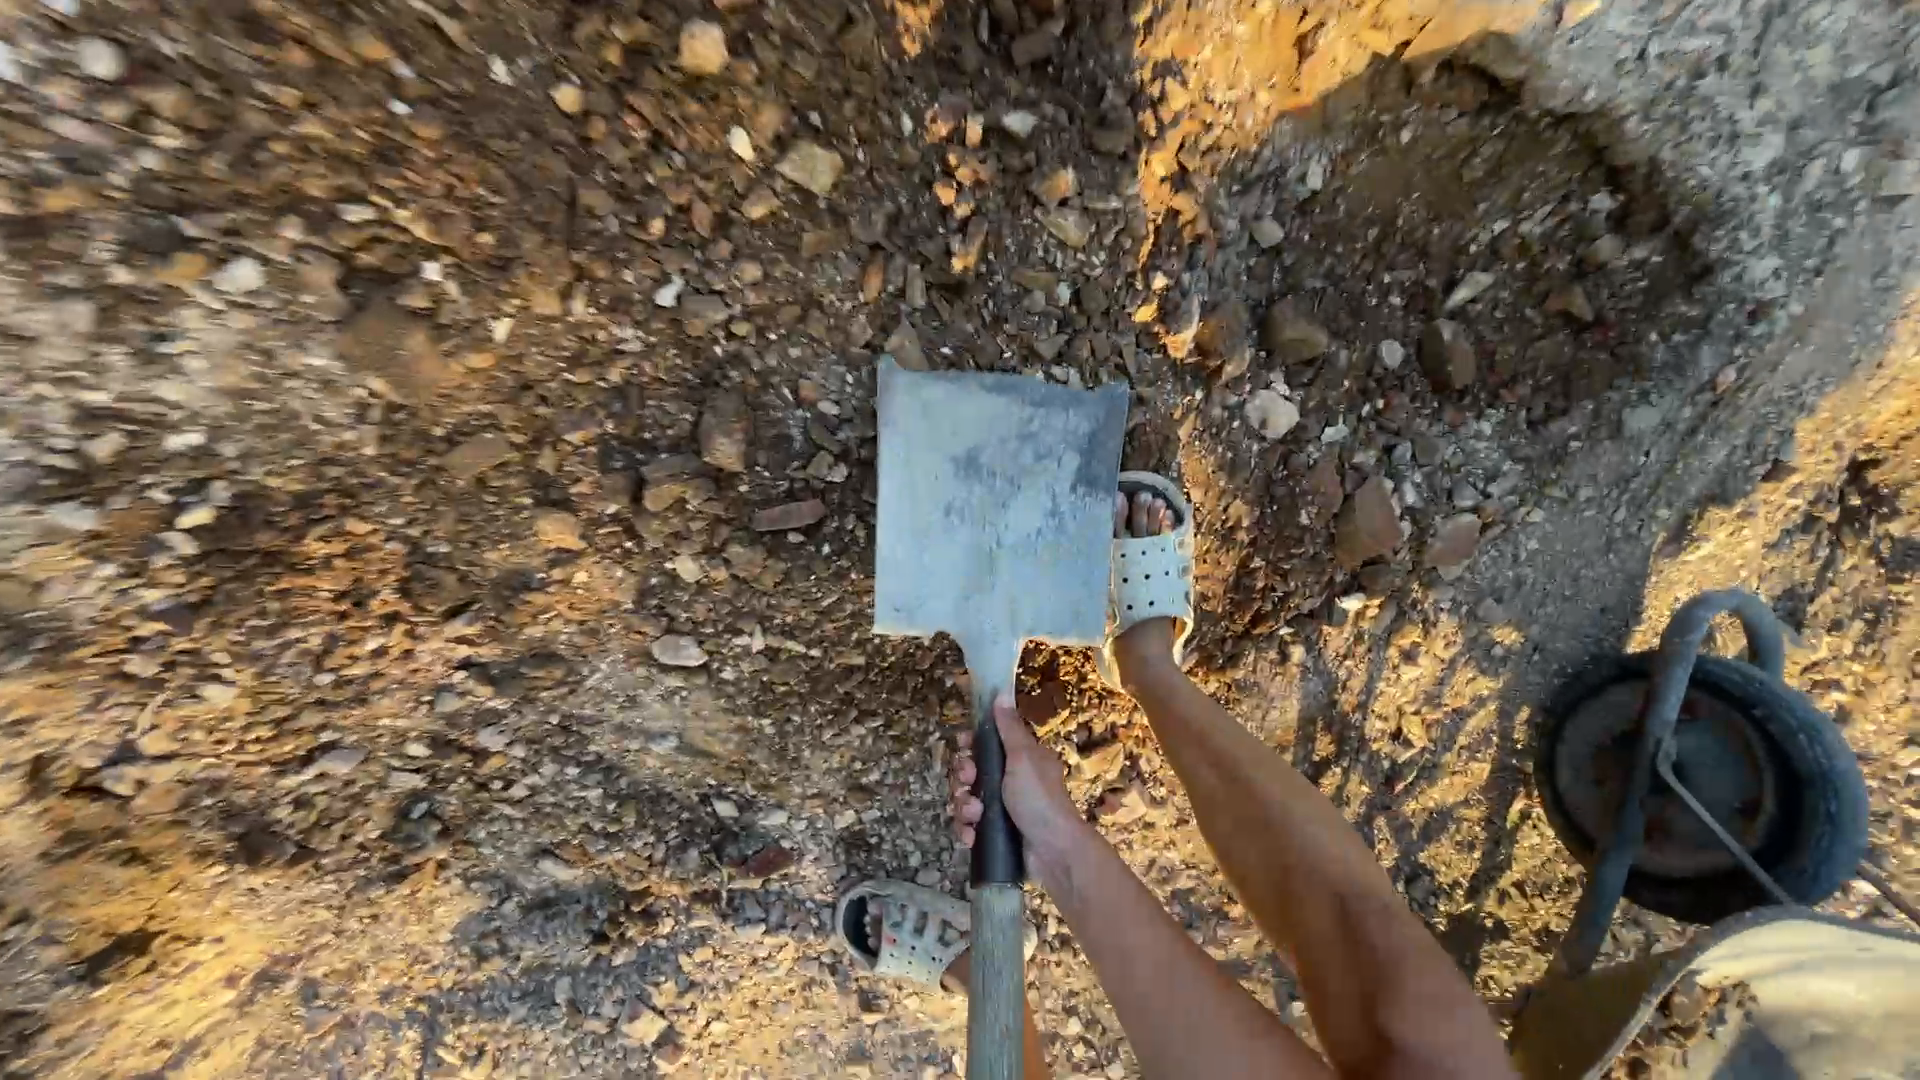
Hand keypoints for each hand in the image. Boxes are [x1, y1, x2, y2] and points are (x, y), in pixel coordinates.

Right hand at [951, 691, 1094, 893]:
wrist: (1053, 851)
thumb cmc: (1039, 798)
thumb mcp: (1023, 757)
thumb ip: (1009, 728)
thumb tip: (1001, 693)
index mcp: (1019, 759)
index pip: (987, 743)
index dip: (970, 744)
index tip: (963, 746)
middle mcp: (1010, 780)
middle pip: (970, 771)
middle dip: (963, 777)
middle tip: (969, 781)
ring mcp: (1002, 808)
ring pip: (966, 799)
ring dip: (964, 807)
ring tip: (974, 816)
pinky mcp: (994, 833)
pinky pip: (969, 825)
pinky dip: (967, 830)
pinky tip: (971, 836)